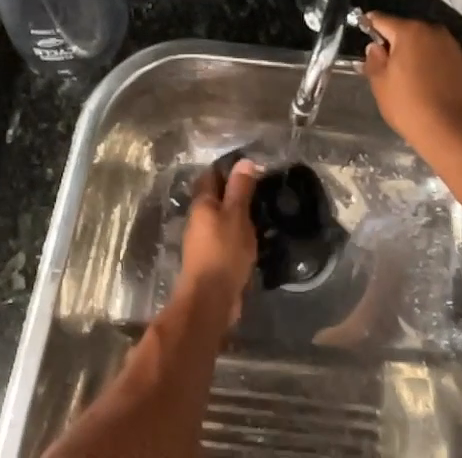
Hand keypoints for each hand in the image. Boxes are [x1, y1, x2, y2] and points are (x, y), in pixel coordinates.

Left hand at [178, 160, 259, 320]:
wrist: (211, 300)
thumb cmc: (224, 251)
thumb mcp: (237, 216)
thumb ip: (240, 189)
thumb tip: (244, 161)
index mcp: (202, 204)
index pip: (211, 176)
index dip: (228, 168)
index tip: (251, 165)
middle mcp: (198, 220)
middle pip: (215, 197)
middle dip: (234, 191)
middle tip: (261, 187)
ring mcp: (203, 241)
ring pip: (221, 219)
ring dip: (238, 214)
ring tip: (263, 210)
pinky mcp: (212, 260)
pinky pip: (226, 238)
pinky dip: (239, 234)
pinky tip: (256, 236)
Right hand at [360, 13, 461, 151]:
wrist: (451, 129)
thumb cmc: (409, 105)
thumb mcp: (380, 84)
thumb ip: (374, 60)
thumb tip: (376, 47)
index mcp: (409, 32)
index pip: (382, 19)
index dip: (370, 24)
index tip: (364, 27)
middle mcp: (433, 32)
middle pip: (407, 30)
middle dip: (396, 42)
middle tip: (387, 62)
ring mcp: (453, 46)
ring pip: (427, 43)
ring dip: (417, 52)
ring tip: (410, 75)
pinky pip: (442, 56)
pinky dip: (434, 63)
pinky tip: (430, 83)